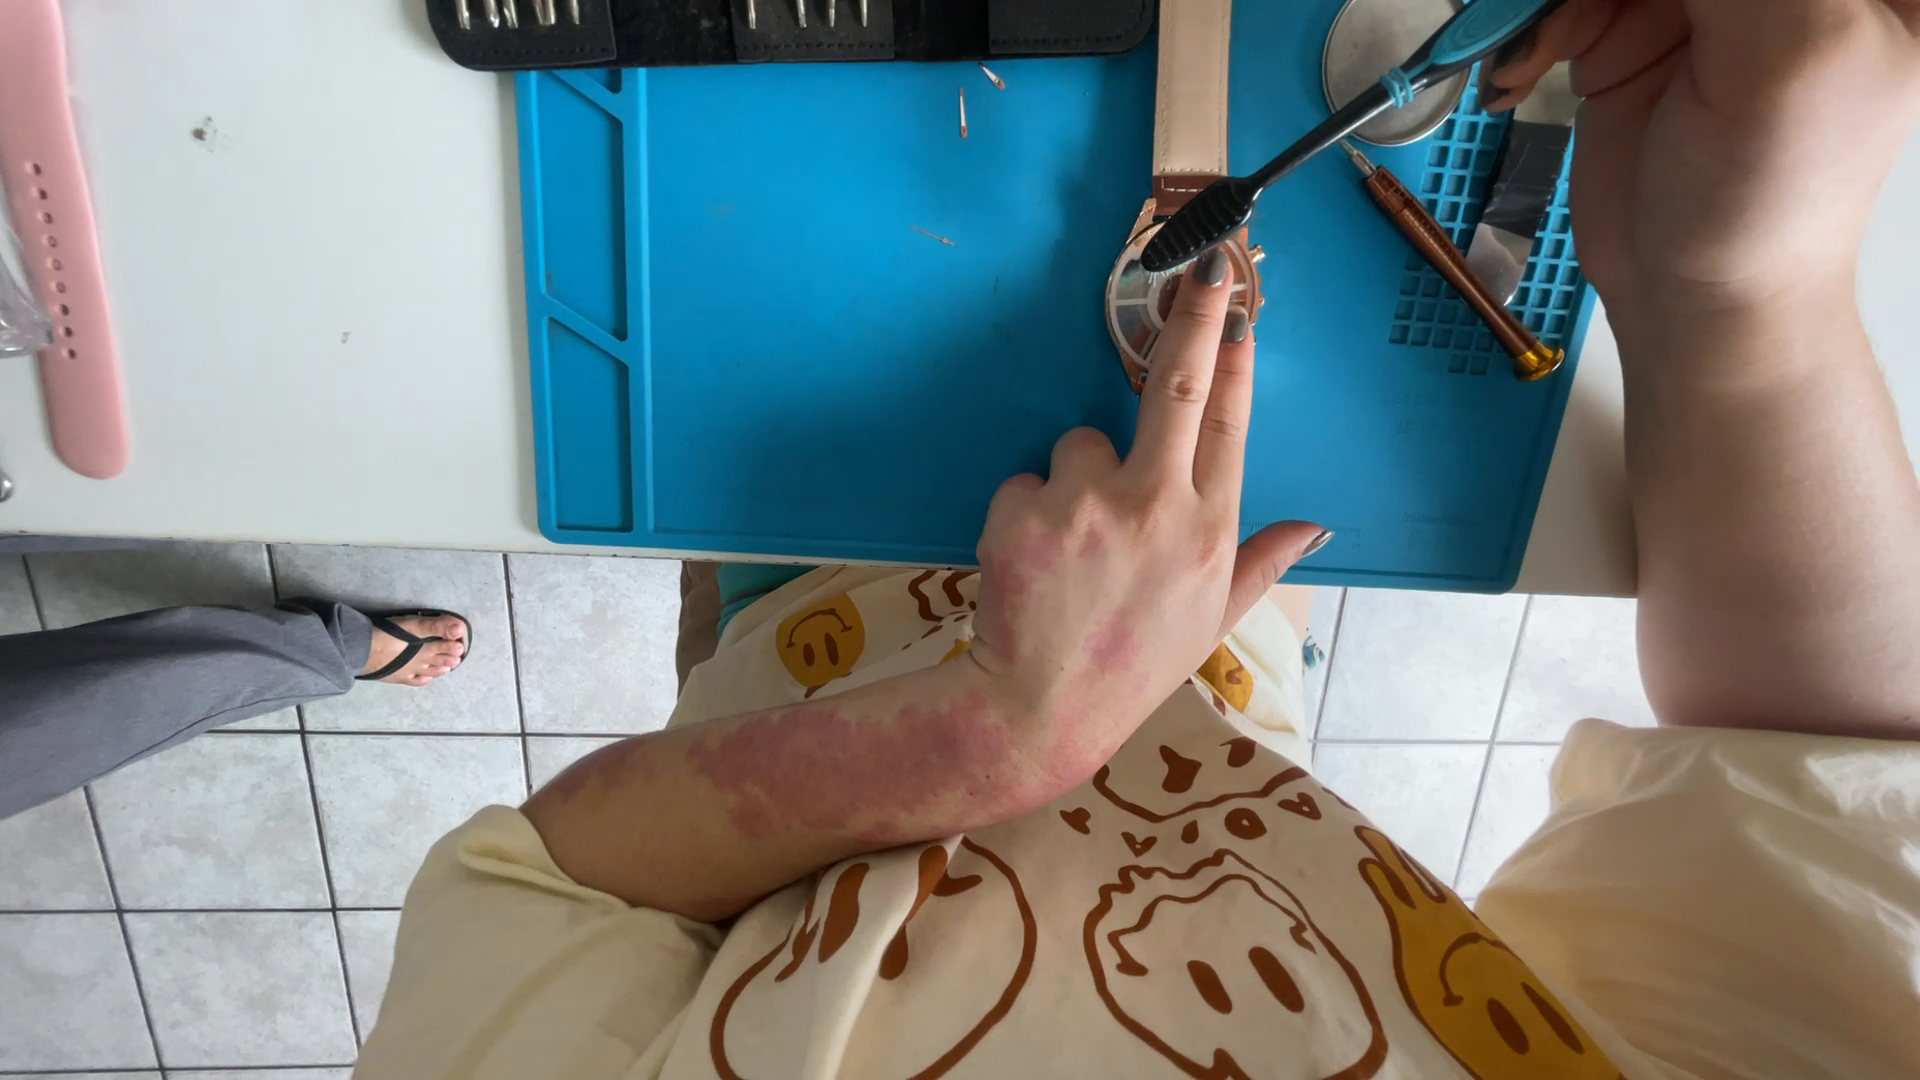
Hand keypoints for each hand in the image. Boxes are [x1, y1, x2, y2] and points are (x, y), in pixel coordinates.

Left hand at [966, 249, 1326, 790]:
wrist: (1042, 706)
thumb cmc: (1134, 662)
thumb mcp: (1212, 619)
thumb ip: (1263, 565)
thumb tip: (1316, 525)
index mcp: (1209, 530)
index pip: (1231, 422)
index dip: (1235, 356)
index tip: (1239, 305)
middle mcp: (1157, 506)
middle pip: (1177, 387)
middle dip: (1192, 319)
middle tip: (1199, 267)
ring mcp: (1088, 504)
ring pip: (1078, 442)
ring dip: (1075, 476)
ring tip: (1071, 545)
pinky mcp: (1024, 509)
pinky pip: (1027, 478)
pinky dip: (1029, 506)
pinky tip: (1033, 557)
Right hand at [1487, 0, 1919, 318]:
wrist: (1690, 288)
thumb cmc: (1767, 191)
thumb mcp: (1787, 55)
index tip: (1596, 1)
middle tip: (1542, 15)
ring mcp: (1691, 9)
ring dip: (1545, 9)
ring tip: (1521, 62)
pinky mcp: (1626, 47)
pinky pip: (1563, 14)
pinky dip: (1527, 39)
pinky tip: (1515, 78)